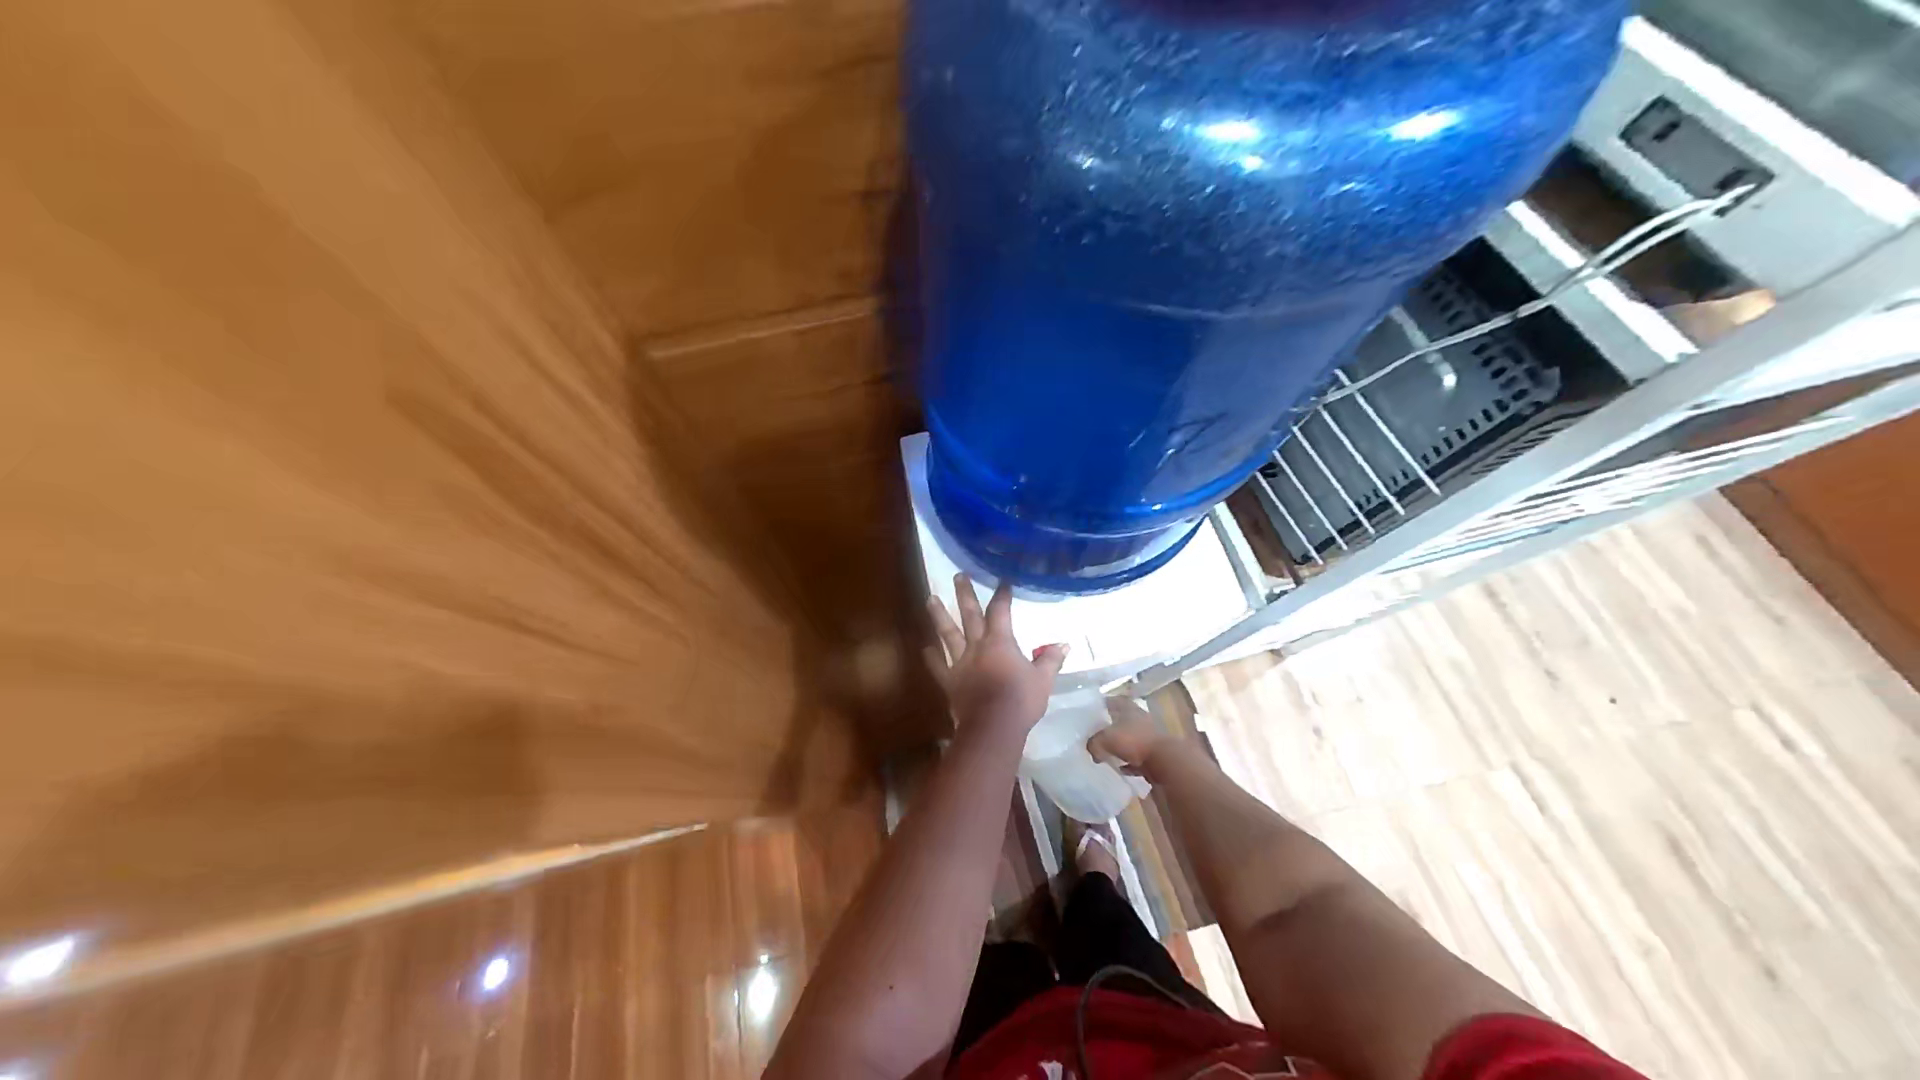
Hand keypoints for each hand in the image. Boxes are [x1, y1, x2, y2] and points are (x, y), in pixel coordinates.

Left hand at [926, 573, 1068, 739]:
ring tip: (930, 598)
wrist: (993, 726)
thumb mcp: (1043, 680)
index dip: (1002, 594)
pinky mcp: (950, 682)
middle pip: (970, 615)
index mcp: (1000, 642)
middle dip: (965, 594)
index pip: (1000, 611)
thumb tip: (1064, 645)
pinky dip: (932, 658)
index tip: (1002, 580)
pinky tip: (925, 648)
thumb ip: (1050, 660)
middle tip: (958, 575)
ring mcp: (960, 663)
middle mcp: (977, 646)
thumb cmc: (1021, 700)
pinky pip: (939, 667)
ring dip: (939, 616)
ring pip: (948, 634)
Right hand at [1087, 697, 1187, 778]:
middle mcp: (1141, 719)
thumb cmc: (1133, 741)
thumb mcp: (1105, 739)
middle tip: (1096, 733)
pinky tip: (1119, 768)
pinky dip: (1129, 762)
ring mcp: (1149, 737)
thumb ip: (1094, 742)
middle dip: (1110, 726)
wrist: (1164, 761)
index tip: (1092, 711)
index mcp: (1129, 709)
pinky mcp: (1154, 754)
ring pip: (1130, 738)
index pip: (1114, 701)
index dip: (1103, 704)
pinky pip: (1137, 757)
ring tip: (1105, 752)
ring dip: (1120, 745)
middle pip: (1122, 720)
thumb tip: (1091, 749)